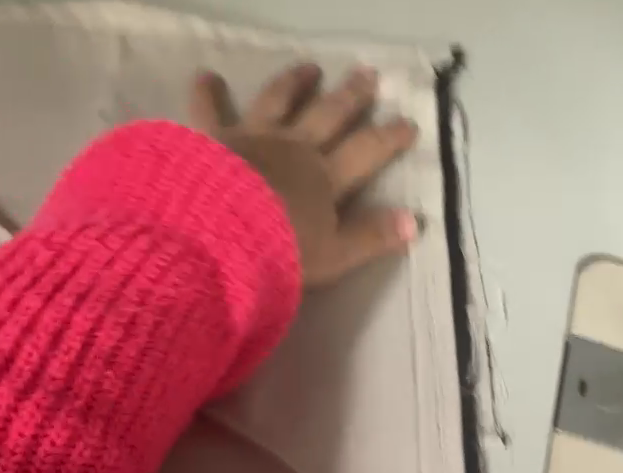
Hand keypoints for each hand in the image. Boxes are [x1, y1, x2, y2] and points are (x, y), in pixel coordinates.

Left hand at [190, 64, 420, 286]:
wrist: (224, 236)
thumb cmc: (282, 252)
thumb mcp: (336, 255)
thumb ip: (372, 237)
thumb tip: (415, 221)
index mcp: (326, 178)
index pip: (366, 152)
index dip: (389, 138)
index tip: (408, 123)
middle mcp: (294, 148)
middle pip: (328, 115)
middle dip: (351, 96)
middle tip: (368, 75)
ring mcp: (255, 138)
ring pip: (279, 101)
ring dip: (295, 82)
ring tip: (309, 67)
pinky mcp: (216, 139)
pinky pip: (210, 110)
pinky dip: (208, 93)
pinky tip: (207, 77)